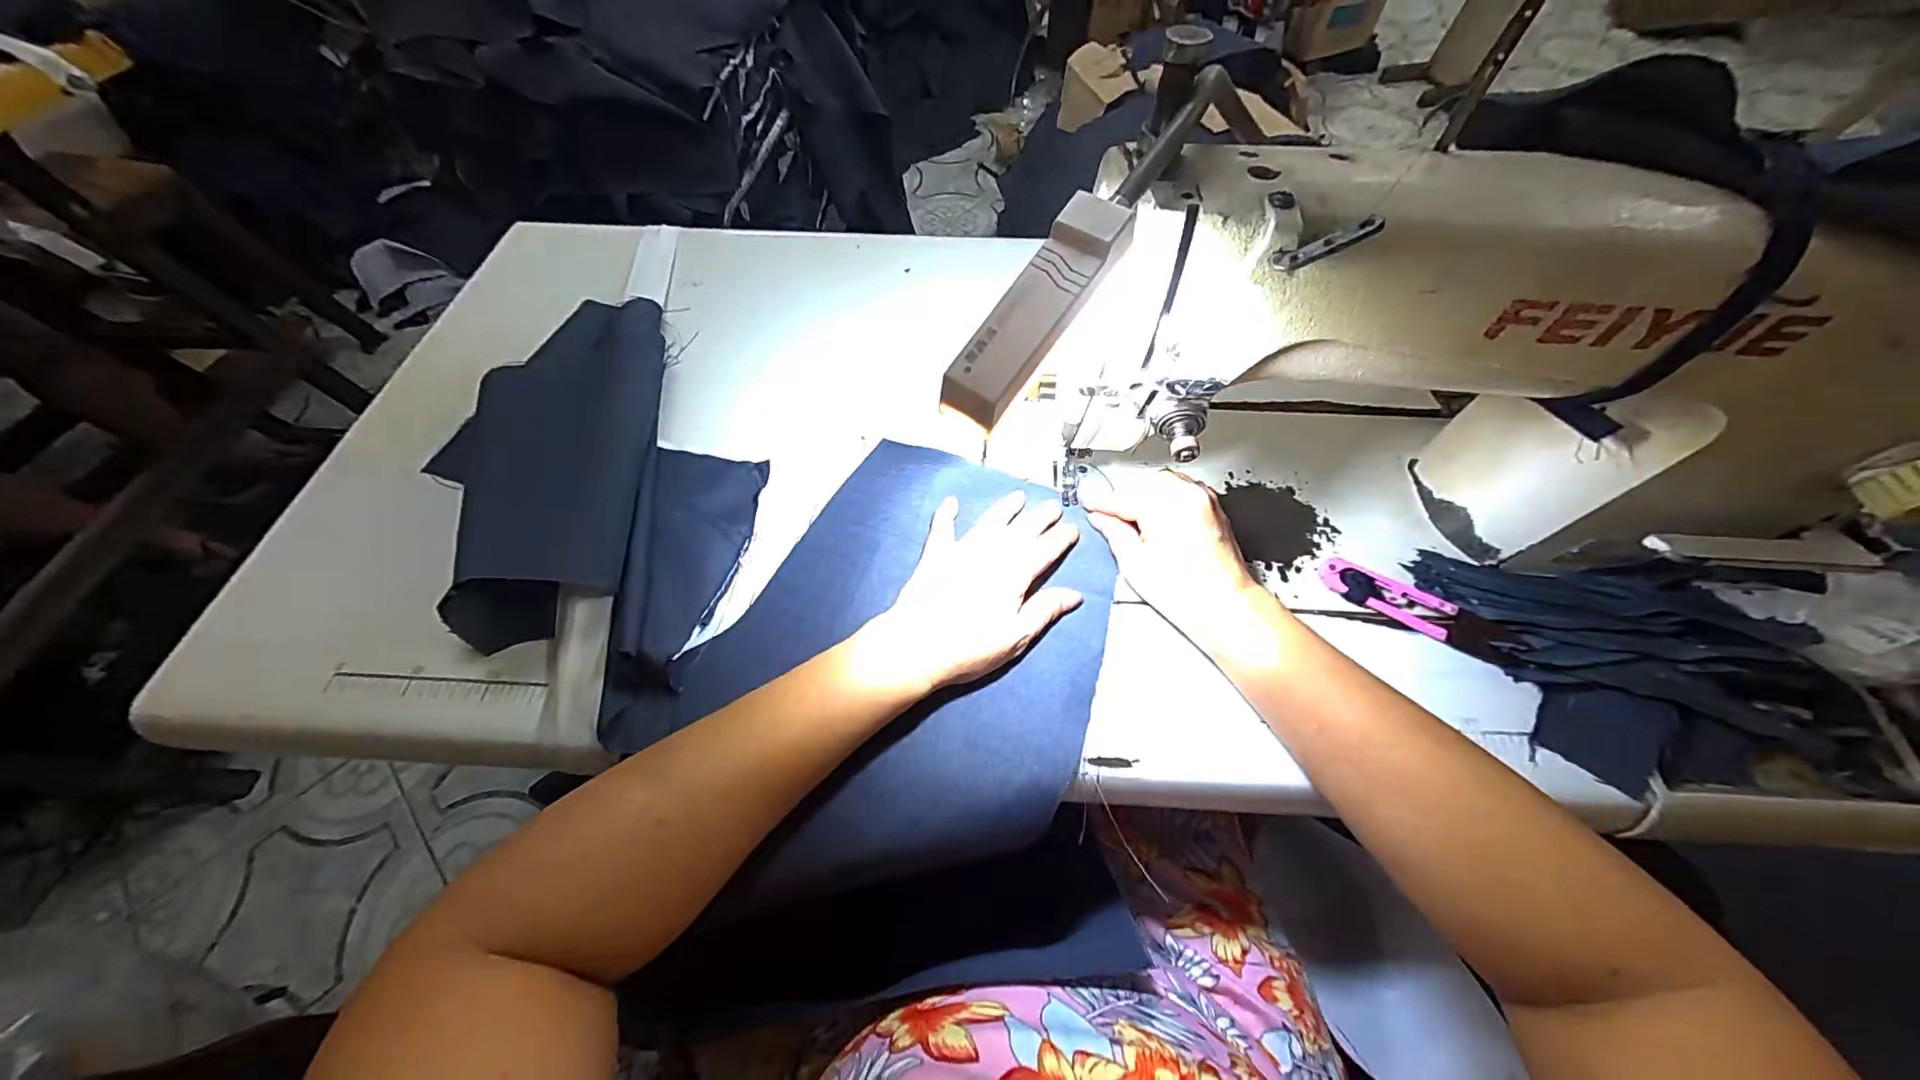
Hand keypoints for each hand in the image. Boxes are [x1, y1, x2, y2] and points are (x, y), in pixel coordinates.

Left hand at [863, 491, 1082, 691]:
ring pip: (989, 521)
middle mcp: (991, 553)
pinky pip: (942, 528)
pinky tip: (951, 502)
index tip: (1072, 529)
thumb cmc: (970, 647)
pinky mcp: (935, 555)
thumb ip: (1044, 610)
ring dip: (1005, 508)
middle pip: (1021, 529)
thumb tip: (1073, 595)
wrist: (916, 646)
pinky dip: (947, 514)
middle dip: (1040, 517)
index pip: (1046, 549)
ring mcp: (961, 550)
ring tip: (1017, 497)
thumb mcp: (1016, 636)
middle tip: (1053, 507)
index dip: (1061, 538)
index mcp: (1015, 573)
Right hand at [1078, 469, 1275, 645]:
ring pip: (1163, 484)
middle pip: (1143, 484)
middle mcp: (1188, 496)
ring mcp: (1204, 500)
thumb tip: (1102, 519)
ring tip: (1135, 522)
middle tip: (1109, 516)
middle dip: (1125, 498)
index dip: (1100, 501)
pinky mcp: (1213, 508)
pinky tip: (1158, 521)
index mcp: (1165, 506)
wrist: (1225, 605)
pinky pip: (1182, 491)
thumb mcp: (1134, 564)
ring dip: (1146, 497)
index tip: (1089, 502)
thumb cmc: (1189, 594)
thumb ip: (1114, 533)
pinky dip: (1166, 499)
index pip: (1121, 497)